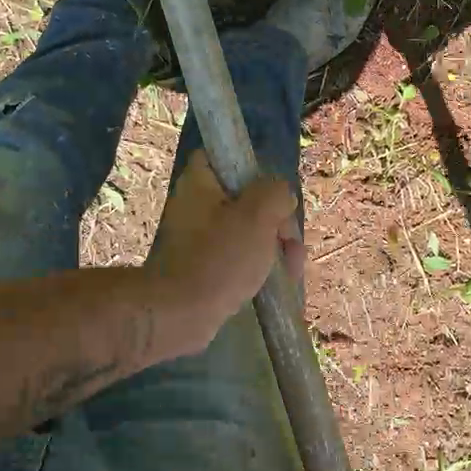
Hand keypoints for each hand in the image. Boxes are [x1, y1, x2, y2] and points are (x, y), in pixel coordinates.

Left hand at [146, 150, 300, 340]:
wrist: (180, 314)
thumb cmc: (219, 257)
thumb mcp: (257, 216)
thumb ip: (274, 193)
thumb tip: (280, 195)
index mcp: (200, 181)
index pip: (225, 157)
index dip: (254, 170)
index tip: (274, 194)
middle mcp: (195, 203)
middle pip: (245, 197)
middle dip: (276, 220)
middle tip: (290, 244)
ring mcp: (197, 236)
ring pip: (245, 229)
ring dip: (272, 245)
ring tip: (291, 270)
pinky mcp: (201, 264)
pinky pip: (235, 254)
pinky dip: (256, 263)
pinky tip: (275, 280)